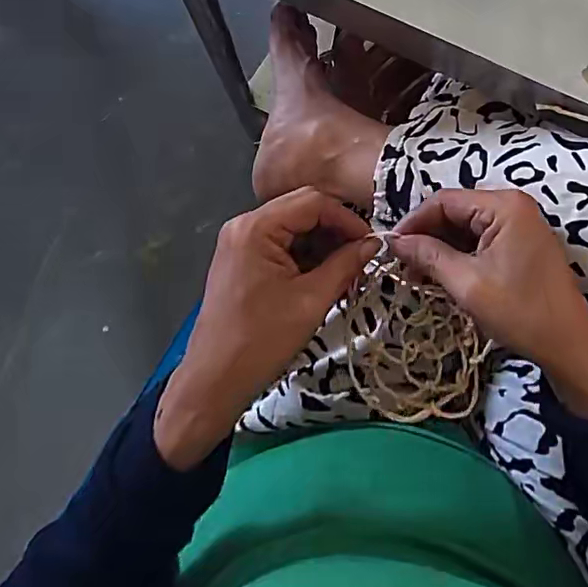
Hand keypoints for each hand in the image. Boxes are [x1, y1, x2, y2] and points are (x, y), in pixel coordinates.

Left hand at [154, 188, 376, 467]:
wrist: (212, 384)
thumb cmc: (261, 341)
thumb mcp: (311, 300)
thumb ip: (346, 264)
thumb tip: (374, 243)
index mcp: (256, 228)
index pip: (313, 202)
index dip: (347, 219)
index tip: (371, 243)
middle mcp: (244, 225)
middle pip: (303, 209)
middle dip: (336, 230)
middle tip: (362, 255)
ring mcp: (239, 241)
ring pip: (294, 227)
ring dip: (323, 244)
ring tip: (347, 270)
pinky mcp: (241, 258)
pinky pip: (281, 243)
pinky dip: (306, 255)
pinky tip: (324, 276)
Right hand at [391, 189, 587, 420]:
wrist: (570, 345)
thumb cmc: (520, 311)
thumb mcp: (467, 283)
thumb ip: (429, 256)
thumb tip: (395, 241)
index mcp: (504, 205)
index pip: (446, 200)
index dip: (414, 221)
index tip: (390, 247)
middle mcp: (514, 205)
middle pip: (457, 211)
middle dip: (428, 236)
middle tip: (402, 265)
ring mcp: (520, 223)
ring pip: (467, 226)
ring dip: (442, 247)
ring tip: (418, 275)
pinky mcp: (522, 242)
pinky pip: (483, 238)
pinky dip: (460, 254)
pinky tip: (443, 275)